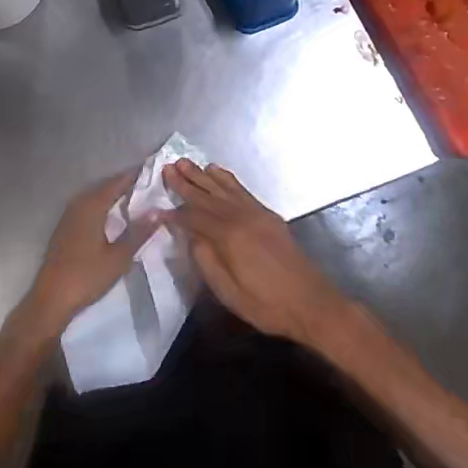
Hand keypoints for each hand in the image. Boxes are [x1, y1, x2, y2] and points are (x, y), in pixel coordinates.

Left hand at [18, 170, 157, 333]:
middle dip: (124, 185)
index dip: (133, 176)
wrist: (52, 298)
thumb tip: (158, 211)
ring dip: (112, 196)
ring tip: (133, 199)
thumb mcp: (119, 257)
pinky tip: (110, 216)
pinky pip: (86, 207)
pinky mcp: (64, 228)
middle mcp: (78, 204)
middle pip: (104, 187)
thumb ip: (139, 232)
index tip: (151, 171)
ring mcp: (68, 216)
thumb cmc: (87, 276)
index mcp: (92, 206)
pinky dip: (101, 206)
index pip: (116, 183)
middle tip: (146, 185)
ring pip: (94, 197)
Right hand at [163, 160, 350, 347]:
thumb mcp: (228, 292)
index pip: (193, 218)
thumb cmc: (266, 305)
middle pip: (206, 197)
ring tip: (185, 162)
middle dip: (185, 183)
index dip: (173, 214)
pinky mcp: (267, 215)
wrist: (311, 302)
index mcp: (228, 237)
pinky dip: (226, 179)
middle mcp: (240, 217)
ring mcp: (255, 213)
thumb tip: (191, 236)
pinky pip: (241, 190)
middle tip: (167, 168)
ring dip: (202, 175)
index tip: (156, 208)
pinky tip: (216, 171)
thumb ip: (205, 261)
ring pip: (222, 188)